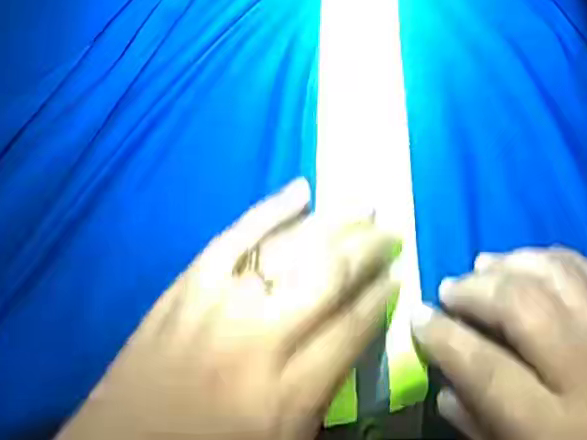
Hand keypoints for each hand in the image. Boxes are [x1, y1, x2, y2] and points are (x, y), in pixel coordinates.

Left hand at [60, 178, 398, 439]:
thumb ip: (324, 394)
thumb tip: (360, 334)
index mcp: (284, 396)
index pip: (355, 326)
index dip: (384, 294)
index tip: (402, 272)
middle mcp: (259, 342)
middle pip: (332, 276)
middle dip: (371, 249)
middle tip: (393, 231)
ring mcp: (219, 308)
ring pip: (293, 248)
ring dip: (336, 222)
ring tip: (364, 205)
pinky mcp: (184, 290)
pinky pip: (235, 237)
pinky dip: (269, 210)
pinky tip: (301, 190)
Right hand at [412, 247, 586, 439]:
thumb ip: (485, 432)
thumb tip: (445, 386)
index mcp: (557, 426)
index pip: (487, 367)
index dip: (445, 337)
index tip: (417, 317)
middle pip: (523, 305)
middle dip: (477, 289)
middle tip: (447, 287)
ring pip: (558, 275)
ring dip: (514, 262)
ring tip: (483, 265)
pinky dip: (557, 257)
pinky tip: (533, 260)